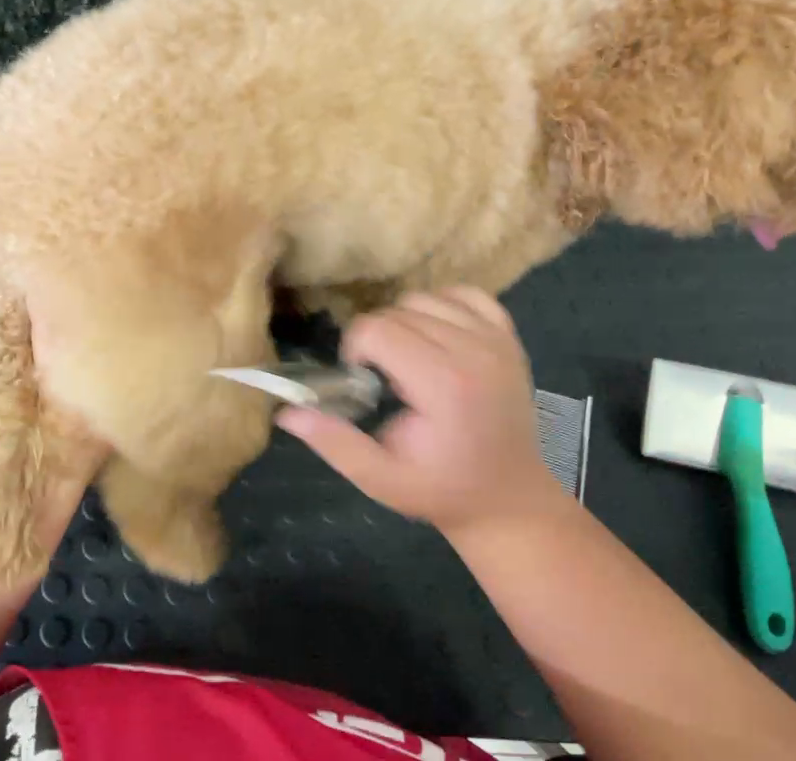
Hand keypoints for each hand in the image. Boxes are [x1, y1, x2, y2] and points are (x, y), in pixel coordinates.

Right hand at [275, 287, 566, 535]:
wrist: (510, 499)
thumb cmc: (441, 489)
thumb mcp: (380, 478)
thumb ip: (334, 442)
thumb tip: (286, 413)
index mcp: (442, 384)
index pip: (376, 329)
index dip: (354, 351)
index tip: (363, 384)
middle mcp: (473, 352)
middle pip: (395, 311)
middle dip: (375, 339)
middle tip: (382, 380)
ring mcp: (496, 342)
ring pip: (424, 298)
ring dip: (404, 322)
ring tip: (407, 360)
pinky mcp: (509, 339)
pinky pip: (466, 295)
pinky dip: (442, 306)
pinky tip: (435, 336)